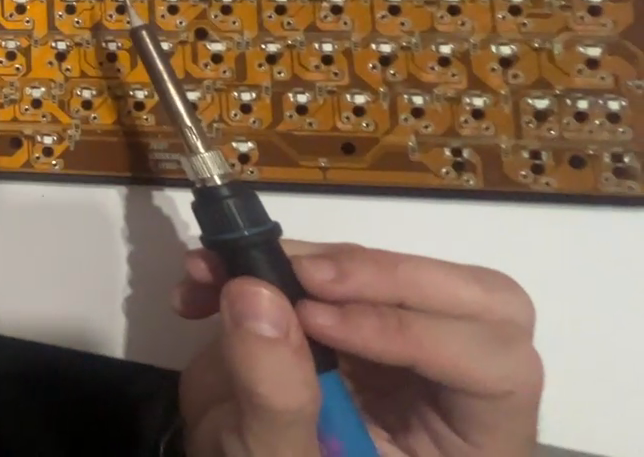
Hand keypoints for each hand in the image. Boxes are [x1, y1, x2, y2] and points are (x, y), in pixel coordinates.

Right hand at [173, 242, 541, 456]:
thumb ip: (276, 394)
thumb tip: (257, 292)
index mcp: (471, 443)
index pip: (492, 365)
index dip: (406, 328)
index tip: (311, 318)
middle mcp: (450, 385)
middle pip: (473, 301)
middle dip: (375, 274)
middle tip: (297, 274)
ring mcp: (389, 341)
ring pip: (381, 269)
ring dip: (290, 260)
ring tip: (213, 273)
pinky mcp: (329, 310)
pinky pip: (309, 262)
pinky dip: (248, 255)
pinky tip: (201, 280)